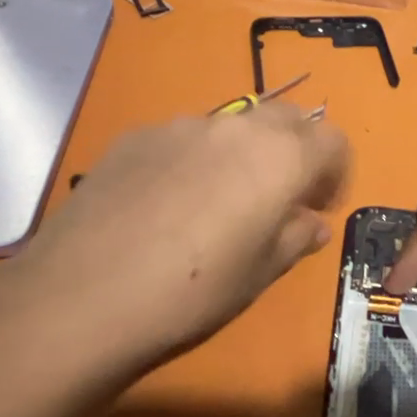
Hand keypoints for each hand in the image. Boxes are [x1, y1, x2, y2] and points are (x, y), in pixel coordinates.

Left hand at [1, 105, 349, 368]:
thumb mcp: (260, 274)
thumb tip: (309, 223)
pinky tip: (164, 208)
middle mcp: (236, 127)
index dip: (335, 172)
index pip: (332, 140)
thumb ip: (294, 238)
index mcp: (281, 157)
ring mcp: (181, 126)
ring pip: (232, 126)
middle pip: (286, 118)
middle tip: (279, 199)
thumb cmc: (193, 293)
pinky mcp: (134, 137)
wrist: (81, 298)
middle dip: (294, 151)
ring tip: (216, 205)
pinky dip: (192, 161)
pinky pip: (182, 139)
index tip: (318, 207)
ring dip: (242, 154)